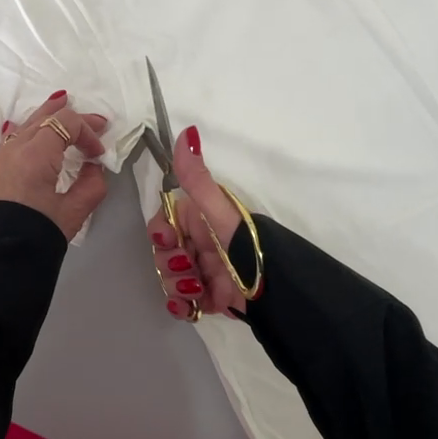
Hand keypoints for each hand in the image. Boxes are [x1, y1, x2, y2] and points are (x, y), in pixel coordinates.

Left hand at [0, 91, 109, 240]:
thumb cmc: (36, 233)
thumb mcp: (73, 212)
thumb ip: (91, 185)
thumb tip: (94, 167)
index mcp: (35, 153)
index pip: (67, 123)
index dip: (88, 132)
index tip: (99, 154)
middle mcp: (15, 147)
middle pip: (45, 116)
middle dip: (72, 116)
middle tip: (96, 121)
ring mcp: (0, 155)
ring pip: (27, 124)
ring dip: (48, 117)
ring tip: (63, 107)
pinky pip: (14, 137)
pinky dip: (30, 129)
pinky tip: (34, 130)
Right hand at [148, 126, 252, 320]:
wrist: (277, 294)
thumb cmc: (246, 247)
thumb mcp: (219, 212)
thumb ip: (197, 177)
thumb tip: (188, 130)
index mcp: (198, 219)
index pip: (162, 224)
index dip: (160, 234)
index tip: (169, 241)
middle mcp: (198, 243)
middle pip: (163, 253)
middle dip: (169, 265)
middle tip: (189, 269)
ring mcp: (203, 271)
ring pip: (170, 278)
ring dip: (176, 286)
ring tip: (197, 292)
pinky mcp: (209, 298)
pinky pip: (182, 301)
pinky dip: (182, 306)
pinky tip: (191, 308)